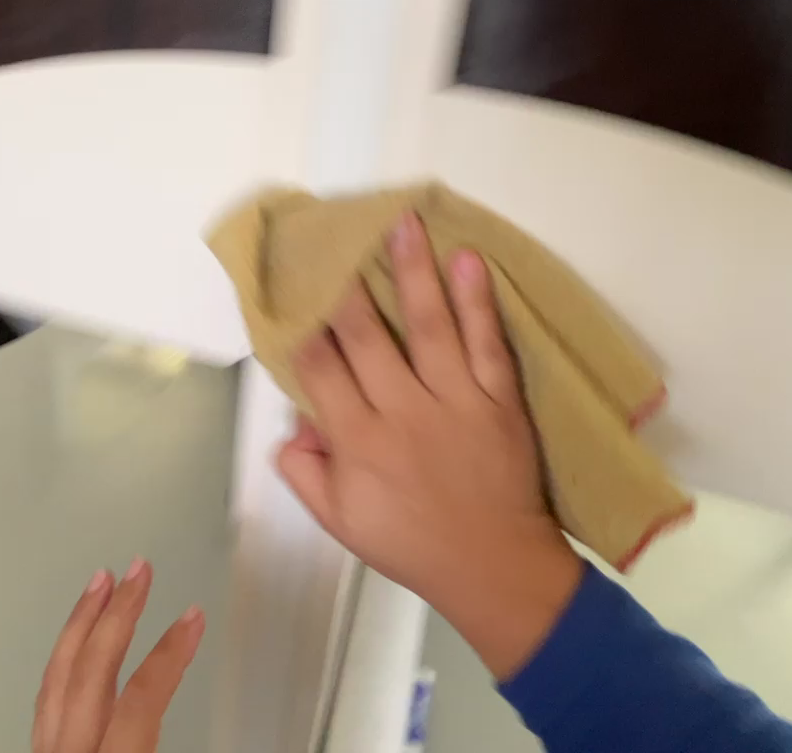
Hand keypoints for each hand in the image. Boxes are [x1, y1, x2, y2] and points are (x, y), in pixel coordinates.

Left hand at [33, 559, 204, 752]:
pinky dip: (64, 656)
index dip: (169, 655)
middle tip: (140, 568)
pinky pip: (46, 695)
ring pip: (57, 676)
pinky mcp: (36, 752)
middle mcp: (66, 751)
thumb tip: (197, 712)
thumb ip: (167, 739)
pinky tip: (77, 637)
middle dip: (117, 614)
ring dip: (82, 621)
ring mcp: (45, 752)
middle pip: (89, 672)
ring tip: (102, 579)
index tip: (194, 616)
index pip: (138, 700)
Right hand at [276, 211, 583, 678]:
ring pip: (428, 327)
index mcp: (359, 442)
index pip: (320, 370)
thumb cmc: (411, 541)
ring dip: (413, 272)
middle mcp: (403, 412)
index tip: (293, 285)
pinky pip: (487, 345)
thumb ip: (304, 470)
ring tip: (402, 222)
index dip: (303, 326)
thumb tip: (295, 420)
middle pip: (366, 337)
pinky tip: (468, 261)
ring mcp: (456, 402)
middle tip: (334, 236)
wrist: (497, 569)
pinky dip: (479, 302)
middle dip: (346, 285)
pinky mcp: (499, 400)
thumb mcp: (340, 520)